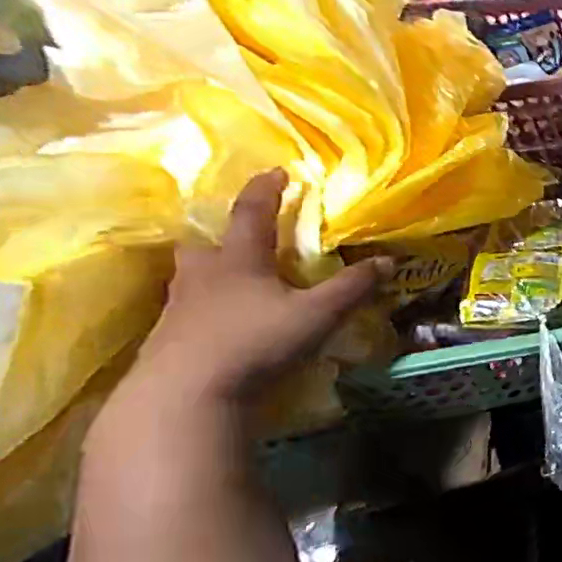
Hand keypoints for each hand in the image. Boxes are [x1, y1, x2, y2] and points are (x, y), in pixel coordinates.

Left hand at [125, 170, 389, 405]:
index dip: (266, 190)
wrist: (189, 390)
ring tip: (241, 275)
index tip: (278, 171)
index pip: (252, 213)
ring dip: (218, 267)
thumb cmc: (256, 341)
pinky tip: (230, 314)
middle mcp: (204, 273)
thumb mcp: (318, 314)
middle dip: (228, 233)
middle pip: (210, 242)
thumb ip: (352, 288)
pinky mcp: (175, 331)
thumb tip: (386, 260)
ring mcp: (183, 303)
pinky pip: (196, 302)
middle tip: (249, 235)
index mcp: (238, 260)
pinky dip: (214, 300)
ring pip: (198, 272)